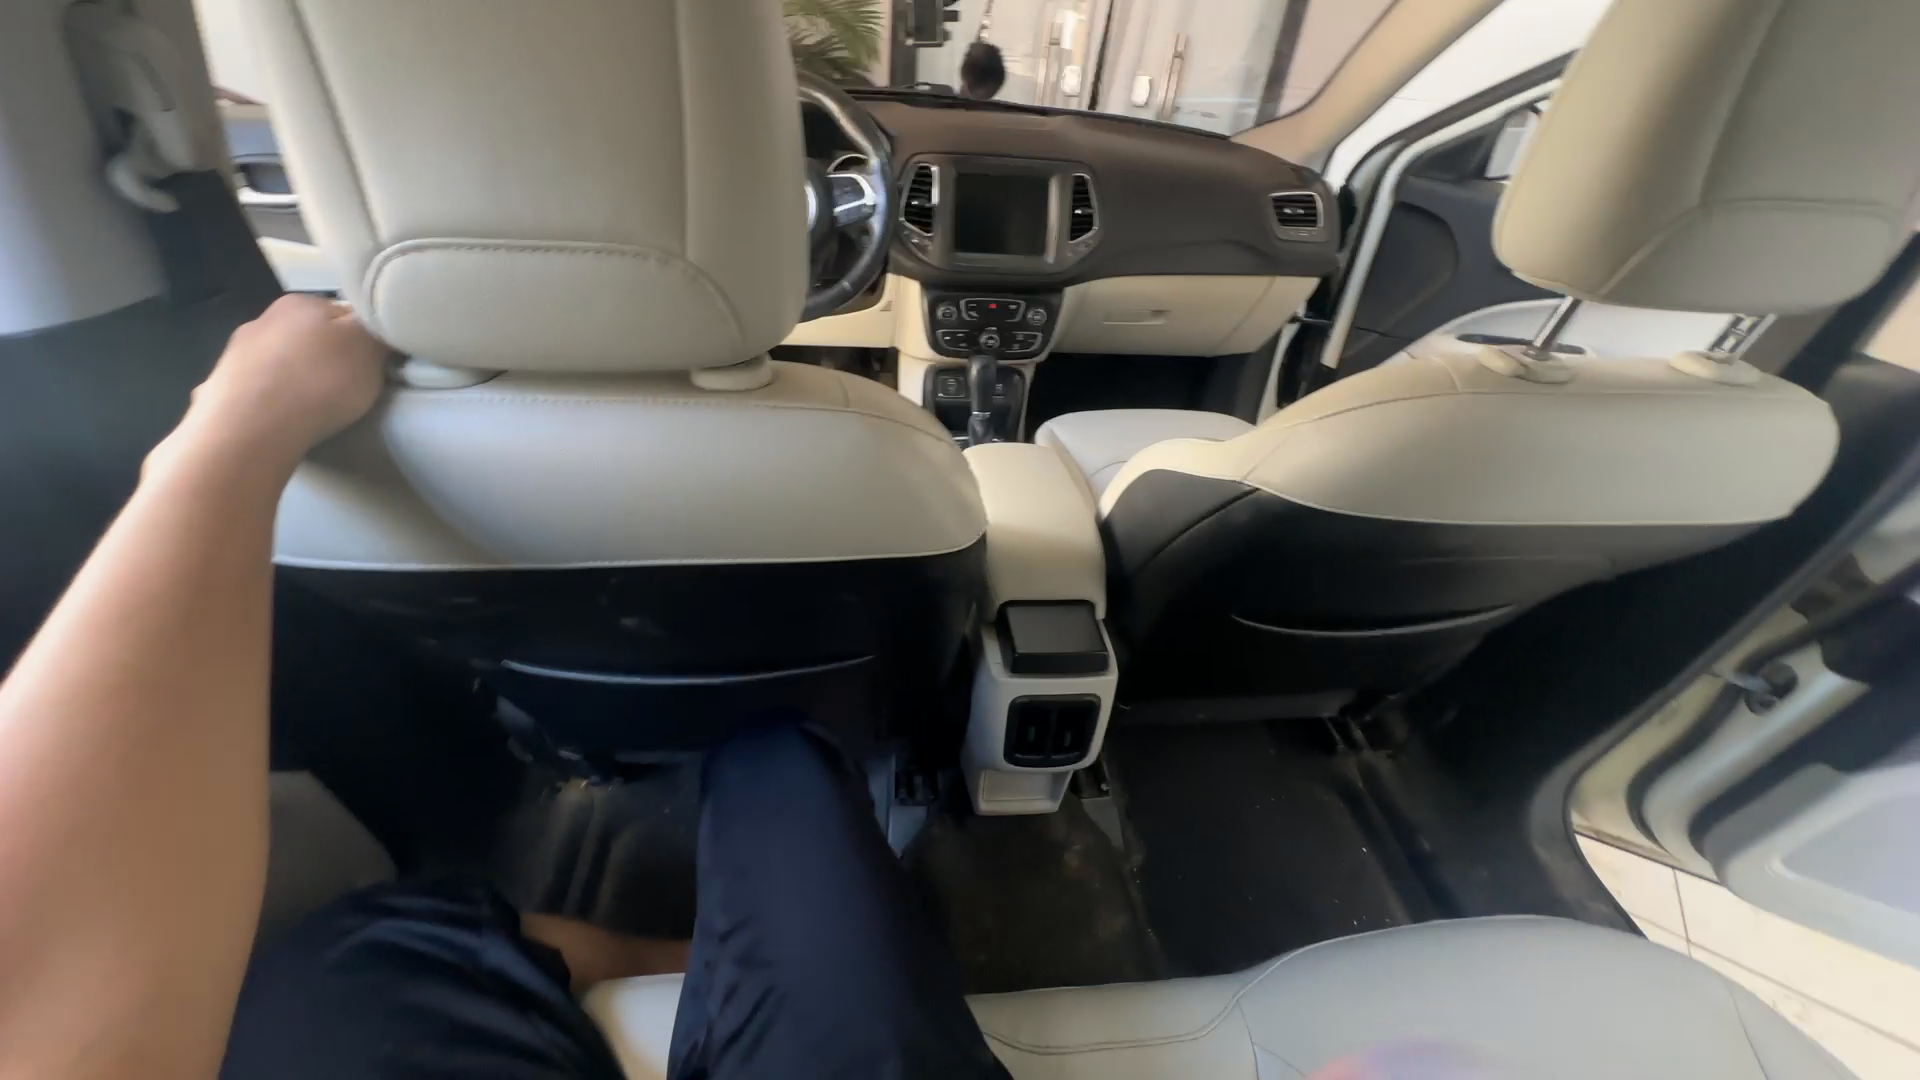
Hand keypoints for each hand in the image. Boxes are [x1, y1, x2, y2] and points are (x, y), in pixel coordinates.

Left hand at [175, 294, 391, 468]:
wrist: (252, 424)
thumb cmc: (321, 381)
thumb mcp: (370, 349)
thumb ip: (378, 329)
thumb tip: (378, 324)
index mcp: (304, 302)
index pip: (351, 313)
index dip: (372, 337)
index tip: (381, 361)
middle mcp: (268, 315)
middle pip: (319, 333)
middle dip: (338, 353)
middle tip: (357, 382)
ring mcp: (242, 346)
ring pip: (292, 354)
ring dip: (308, 370)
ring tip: (322, 398)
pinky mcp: (228, 377)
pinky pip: (269, 377)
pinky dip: (284, 388)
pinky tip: (293, 406)